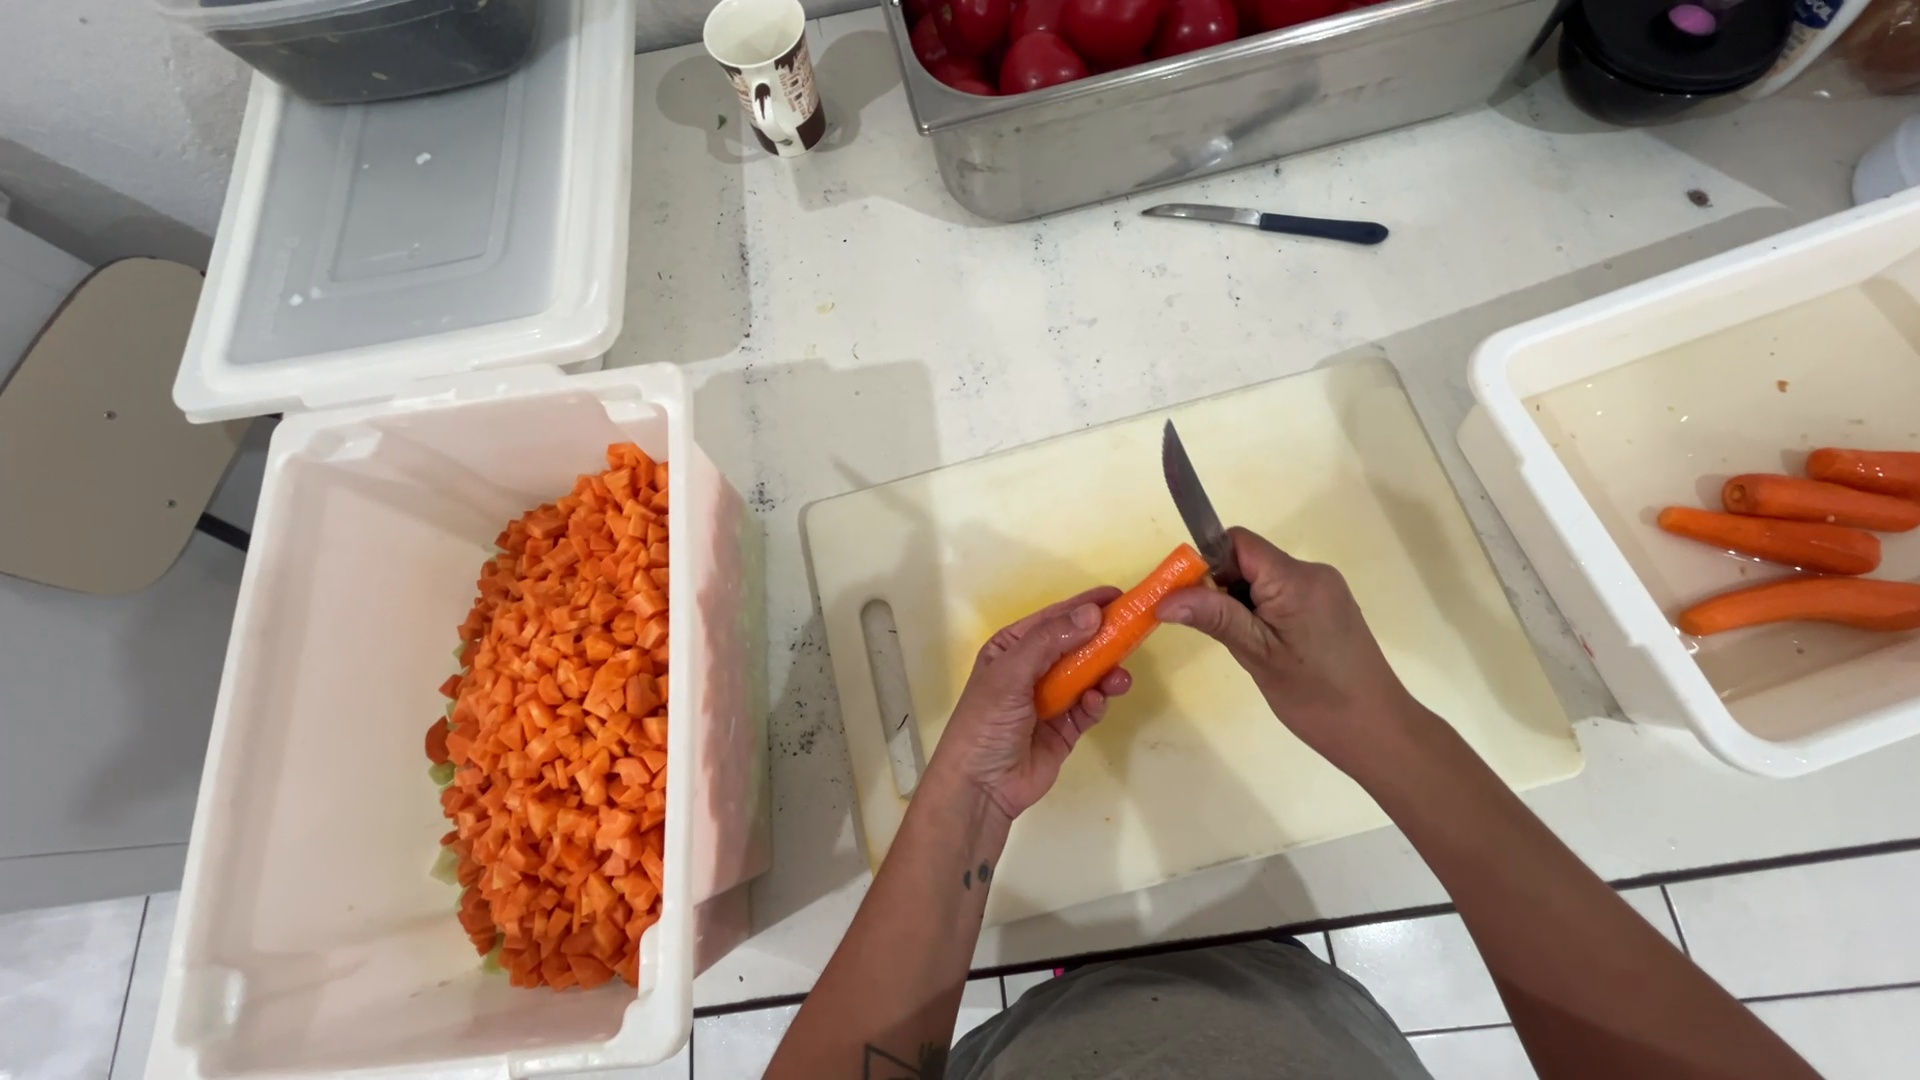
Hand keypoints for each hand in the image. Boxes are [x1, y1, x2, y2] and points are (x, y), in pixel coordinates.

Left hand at [926, 587, 1133, 821]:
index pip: (1052, 620)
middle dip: (1102, 639)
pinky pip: (1089, 708)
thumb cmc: (986, 721)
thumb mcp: (1011, 673)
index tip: (1118, 596)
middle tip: (1131, 632)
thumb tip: (1091, 613)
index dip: (1083, 606)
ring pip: (1088, 676)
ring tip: (1119, 678)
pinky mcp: (1065, 729)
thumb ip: (1050, 641)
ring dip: (1105, 673)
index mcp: (1011, 649)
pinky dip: (1097, 703)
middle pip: (1075, 646)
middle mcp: (1032, 670)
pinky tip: (1097, 703)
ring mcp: (1050, 700)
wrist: (981, 786)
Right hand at [1156, 527, 1429, 768]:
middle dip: (1221, 587)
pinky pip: (1280, 593)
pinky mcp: (1327, 607)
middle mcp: (1312, 573)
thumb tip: (1163, 599)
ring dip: (1240, 603)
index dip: (1206, 561)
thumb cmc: (1316, 696)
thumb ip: (1213, 617)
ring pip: (1261, 578)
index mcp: (1295, 579)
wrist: (1378, 731)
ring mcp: (1323, 590)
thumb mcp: (1256, 655)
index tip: (1190, 598)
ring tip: (1244, 645)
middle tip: (1214, 630)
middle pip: (1247, 559)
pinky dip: (1260, 611)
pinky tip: (1265, 646)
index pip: (1237, 542)